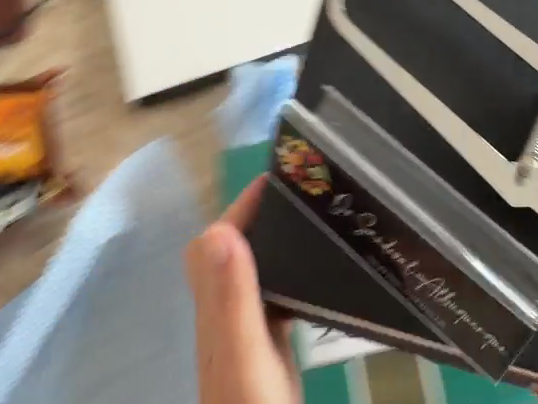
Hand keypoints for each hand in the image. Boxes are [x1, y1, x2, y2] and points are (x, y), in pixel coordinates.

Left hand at [188, 178, 300, 403]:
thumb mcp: (247, 357)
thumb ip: (233, 299)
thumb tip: (219, 229)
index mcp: (216, 308)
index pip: (218, 238)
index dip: (244, 205)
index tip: (282, 180)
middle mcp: (224, 314)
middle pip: (234, 249)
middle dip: (263, 217)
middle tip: (307, 196)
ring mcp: (243, 332)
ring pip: (254, 270)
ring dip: (278, 242)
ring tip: (319, 222)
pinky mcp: (264, 349)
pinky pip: (274, 296)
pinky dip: (292, 275)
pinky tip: (321, 276)